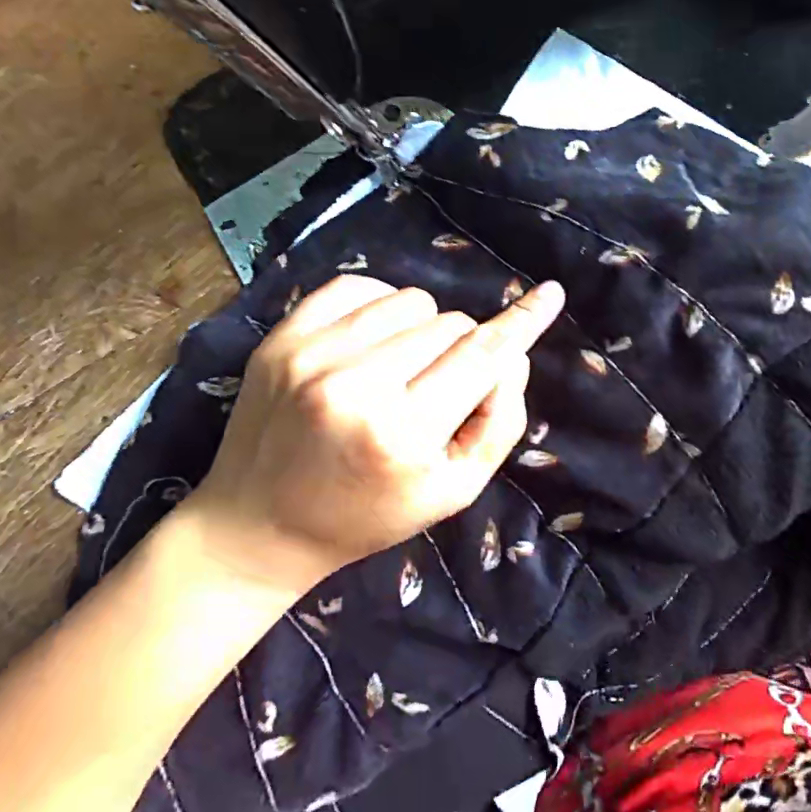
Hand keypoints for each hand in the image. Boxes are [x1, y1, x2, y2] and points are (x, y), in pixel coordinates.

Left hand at [177, 274, 564, 591]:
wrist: (259, 525)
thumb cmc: (367, 515)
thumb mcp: (452, 492)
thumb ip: (498, 424)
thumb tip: (513, 356)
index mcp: (401, 434)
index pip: (482, 357)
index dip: (523, 323)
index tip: (551, 295)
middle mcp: (354, 384)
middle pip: (452, 326)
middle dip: (462, 353)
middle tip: (436, 394)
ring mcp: (310, 355)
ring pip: (411, 301)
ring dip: (422, 330)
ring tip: (400, 371)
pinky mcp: (281, 337)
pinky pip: (358, 286)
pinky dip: (380, 307)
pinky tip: (371, 343)